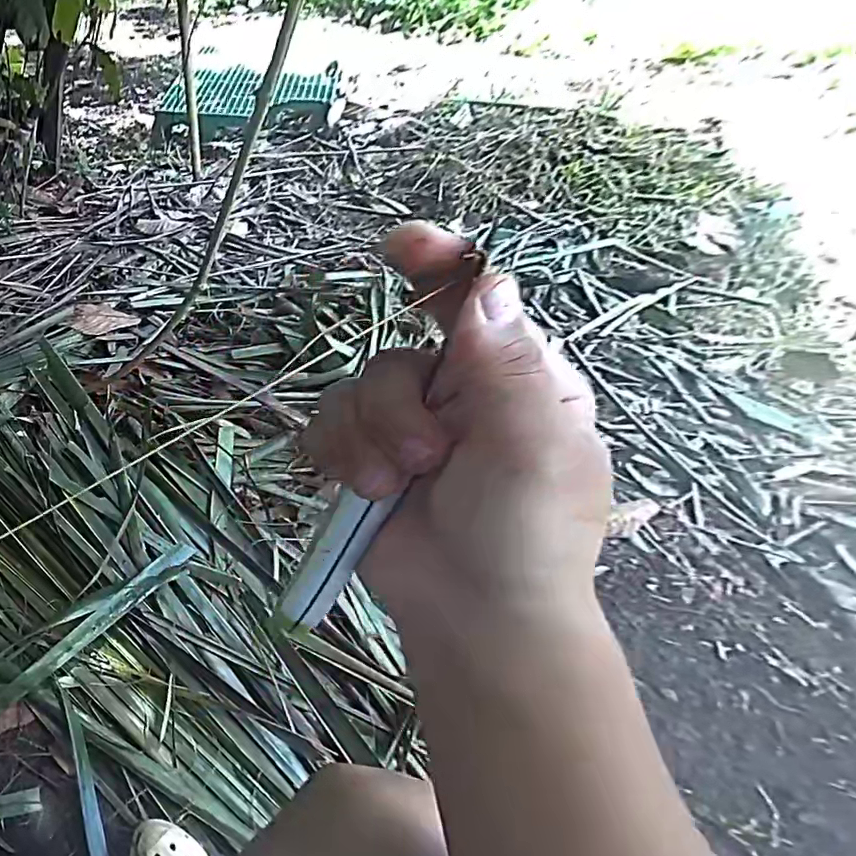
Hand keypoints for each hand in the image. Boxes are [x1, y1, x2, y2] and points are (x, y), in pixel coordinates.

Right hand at [303, 222, 611, 642]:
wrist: (471, 611)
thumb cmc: (526, 534)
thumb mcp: (535, 448)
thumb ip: (508, 368)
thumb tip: (485, 285)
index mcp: (511, 380)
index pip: (473, 305)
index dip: (438, 268)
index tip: (400, 244)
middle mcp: (450, 395)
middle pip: (390, 361)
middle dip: (395, 412)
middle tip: (425, 461)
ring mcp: (398, 429)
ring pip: (347, 396)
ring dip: (362, 443)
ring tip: (389, 488)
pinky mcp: (356, 459)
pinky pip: (320, 429)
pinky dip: (332, 456)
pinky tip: (357, 488)